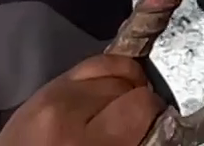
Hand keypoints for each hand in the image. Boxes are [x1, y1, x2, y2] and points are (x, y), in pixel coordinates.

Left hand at [0, 54, 164, 145]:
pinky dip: (105, 78)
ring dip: (123, 89)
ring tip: (122, 112)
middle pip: (129, 83)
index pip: (141, 105)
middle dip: (140, 104)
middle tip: (138, 128)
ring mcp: (51, 93)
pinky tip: (107, 97)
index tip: (157, 131)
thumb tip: (160, 127)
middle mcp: (65, 109)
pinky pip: (88, 66)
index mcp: (83, 142)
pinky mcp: (43, 88)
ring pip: (112, 68)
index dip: (157, 118)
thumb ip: (131, 144)